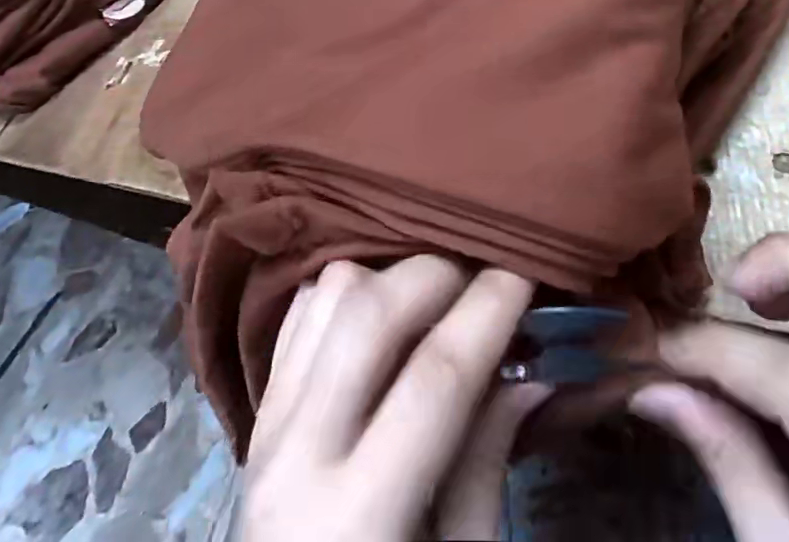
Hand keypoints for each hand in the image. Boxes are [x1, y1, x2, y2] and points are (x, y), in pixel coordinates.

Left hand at [243, 256, 548, 541]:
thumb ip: (484, 465)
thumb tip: (529, 375)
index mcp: (358, 515)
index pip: (434, 380)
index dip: (487, 313)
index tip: (523, 272)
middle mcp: (298, 450)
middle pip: (369, 317)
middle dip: (436, 276)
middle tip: (483, 274)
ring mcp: (268, 419)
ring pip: (326, 298)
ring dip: (388, 275)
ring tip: (436, 292)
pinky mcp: (259, 405)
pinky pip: (299, 313)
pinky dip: (345, 291)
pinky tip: (382, 307)